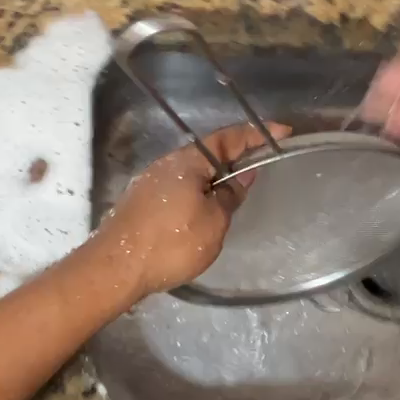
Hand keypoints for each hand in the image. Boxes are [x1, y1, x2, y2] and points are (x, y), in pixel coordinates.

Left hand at [89, 122, 291, 296]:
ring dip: (215, 179)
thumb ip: (230, 196)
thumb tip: (242, 175)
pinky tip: (205, 211)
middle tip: (261, 165)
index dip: (257, 134)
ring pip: (192, 174)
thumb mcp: (213, 222)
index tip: (283, 131)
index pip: (228, 138)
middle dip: (235, 158)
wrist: (116, 268)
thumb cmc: (170, 244)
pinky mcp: (142, 203)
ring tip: (235, 193)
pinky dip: (198, 193)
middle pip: (208, 154)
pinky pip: (179, 189)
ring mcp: (150, 183)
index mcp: (187, 162)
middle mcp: (167, 165)